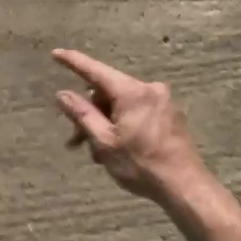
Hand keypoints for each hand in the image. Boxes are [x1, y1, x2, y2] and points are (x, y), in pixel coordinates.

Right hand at [52, 49, 211, 203]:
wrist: (185, 186)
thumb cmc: (141, 165)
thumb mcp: (104, 142)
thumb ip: (82, 114)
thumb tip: (62, 94)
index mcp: (132, 92)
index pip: (95, 70)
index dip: (73, 61)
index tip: (55, 53)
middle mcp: (149, 89)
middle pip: (108, 92)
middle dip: (91, 113)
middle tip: (76, 142)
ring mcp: (163, 101)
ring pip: (122, 104)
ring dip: (106, 123)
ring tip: (99, 154)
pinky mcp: (171, 114)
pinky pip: (138, 110)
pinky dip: (123, 124)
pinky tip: (118, 148)